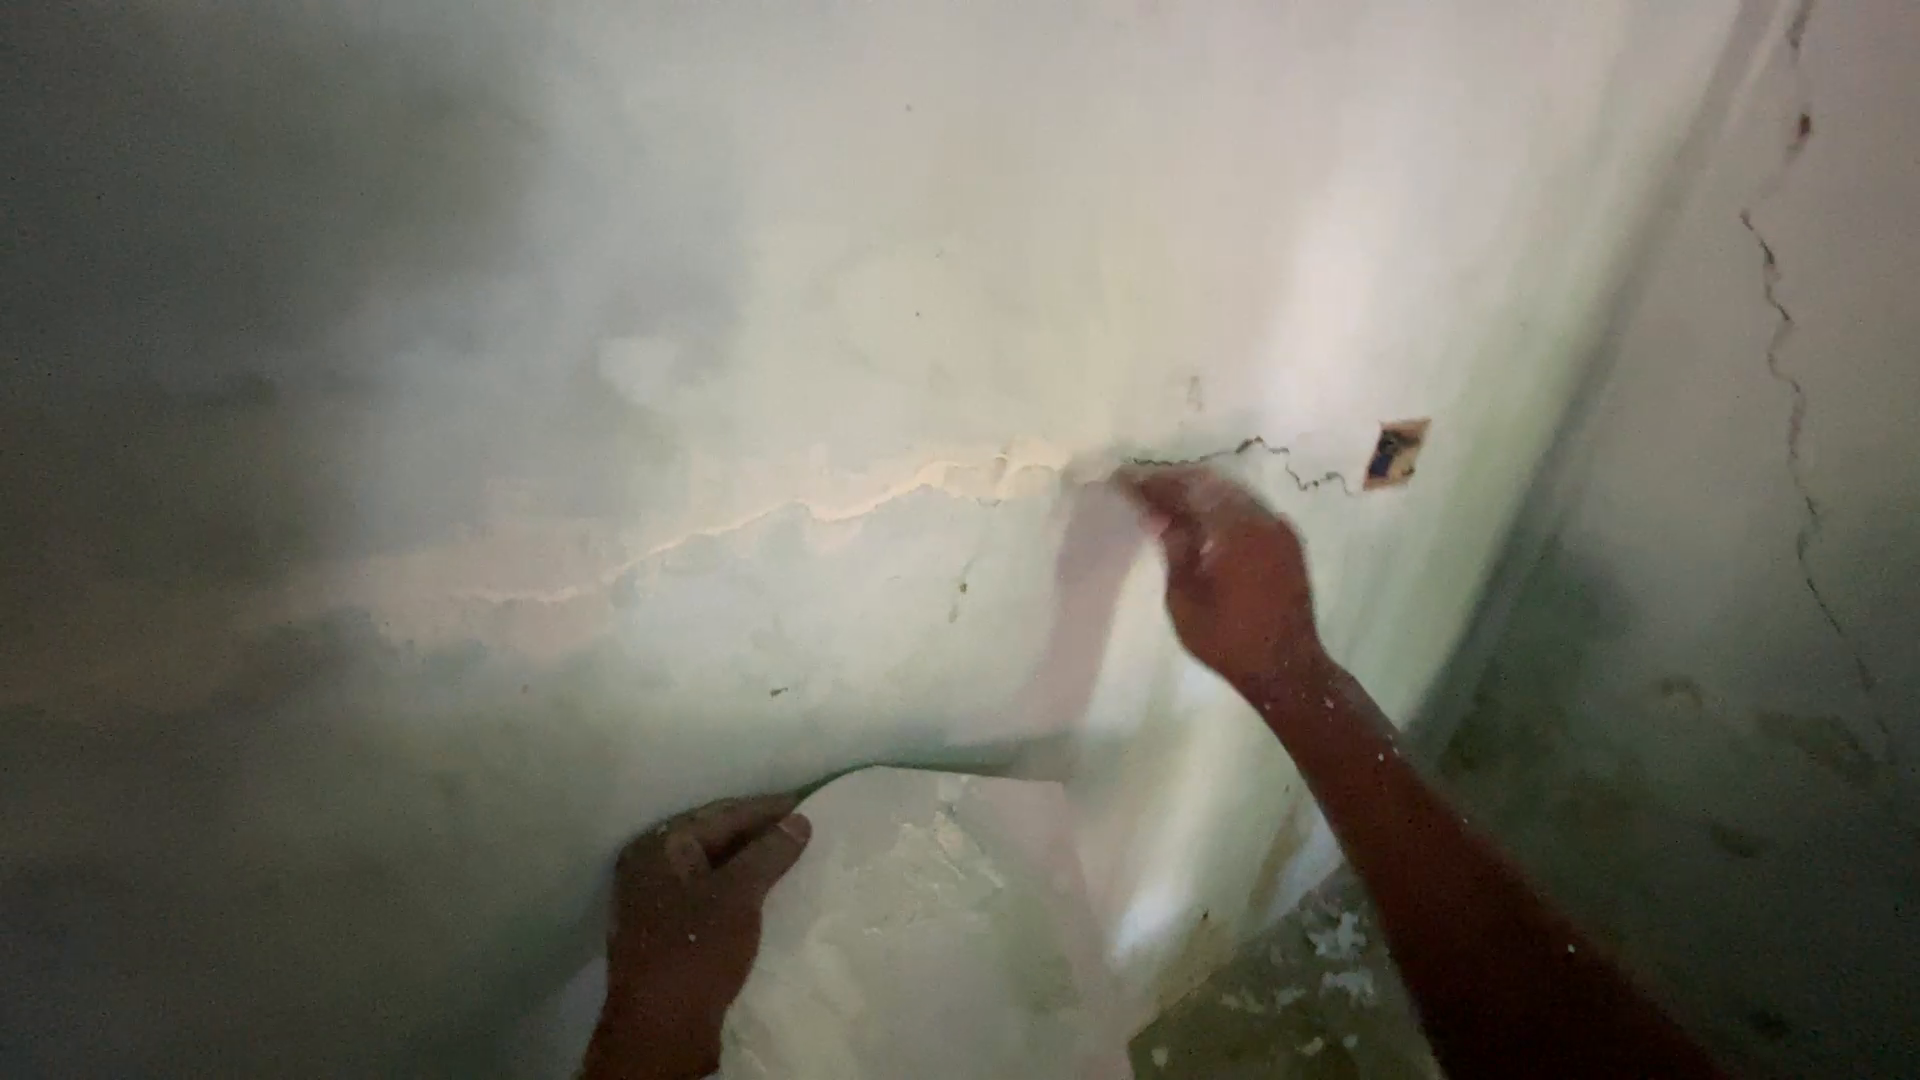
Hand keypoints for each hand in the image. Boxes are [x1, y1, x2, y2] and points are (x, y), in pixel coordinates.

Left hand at [584, 795, 811, 1079]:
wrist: (660, 1038)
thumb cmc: (694, 954)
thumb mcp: (738, 895)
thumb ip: (769, 852)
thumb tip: (798, 820)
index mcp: (659, 848)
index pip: (722, 814)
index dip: (767, 809)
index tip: (806, 803)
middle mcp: (651, 867)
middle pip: (716, 836)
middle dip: (760, 833)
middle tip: (804, 827)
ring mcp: (656, 901)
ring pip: (716, 867)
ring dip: (753, 862)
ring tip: (794, 856)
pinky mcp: (668, 932)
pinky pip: (712, 893)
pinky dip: (740, 887)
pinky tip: (770, 889)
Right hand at [1114, 464, 1326, 690]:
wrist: (1286, 669)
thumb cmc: (1227, 639)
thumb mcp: (1184, 598)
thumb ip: (1174, 549)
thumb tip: (1158, 515)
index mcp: (1236, 529)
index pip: (1188, 489)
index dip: (1153, 482)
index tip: (1124, 480)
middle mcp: (1262, 518)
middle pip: (1212, 483)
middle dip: (1174, 481)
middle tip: (1141, 486)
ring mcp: (1279, 528)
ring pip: (1232, 493)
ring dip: (1197, 491)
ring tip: (1163, 499)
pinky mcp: (1286, 542)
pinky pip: (1247, 508)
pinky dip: (1218, 506)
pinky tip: (1197, 519)